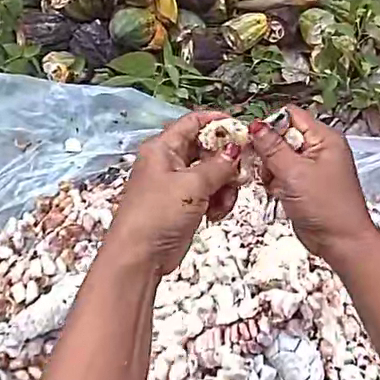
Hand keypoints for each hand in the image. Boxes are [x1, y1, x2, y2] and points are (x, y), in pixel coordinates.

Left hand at [104, 111, 241, 275]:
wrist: (139, 258)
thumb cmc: (158, 214)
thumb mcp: (192, 185)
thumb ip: (219, 165)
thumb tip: (236, 150)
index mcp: (163, 148)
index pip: (193, 122)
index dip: (217, 121)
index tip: (241, 128)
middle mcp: (169, 161)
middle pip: (206, 148)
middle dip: (226, 160)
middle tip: (240, 171)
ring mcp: (177, 184)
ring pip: (212, 172)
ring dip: (224, 185)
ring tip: (224, 201)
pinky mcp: (184, 204)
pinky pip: (209, 193)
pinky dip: (217, 200)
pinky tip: (216, 214)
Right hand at [249, 107, 378, 259]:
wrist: (341, 242)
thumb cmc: (328, 208)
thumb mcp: (294, 173)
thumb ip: (272, 147)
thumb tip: (256, 126)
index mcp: (324, 138)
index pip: (290, 116)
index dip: (271, 126)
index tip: (256, 141)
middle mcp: (320, 149)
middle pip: (282, 136)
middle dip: (269, 152)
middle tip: (269, 168)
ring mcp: (312, 167)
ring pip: (279, 156)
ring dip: (271, 170)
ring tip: (278, 184)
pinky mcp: (305, 183)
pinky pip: (282, 173)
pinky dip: (276, 182)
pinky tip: (280, 193)